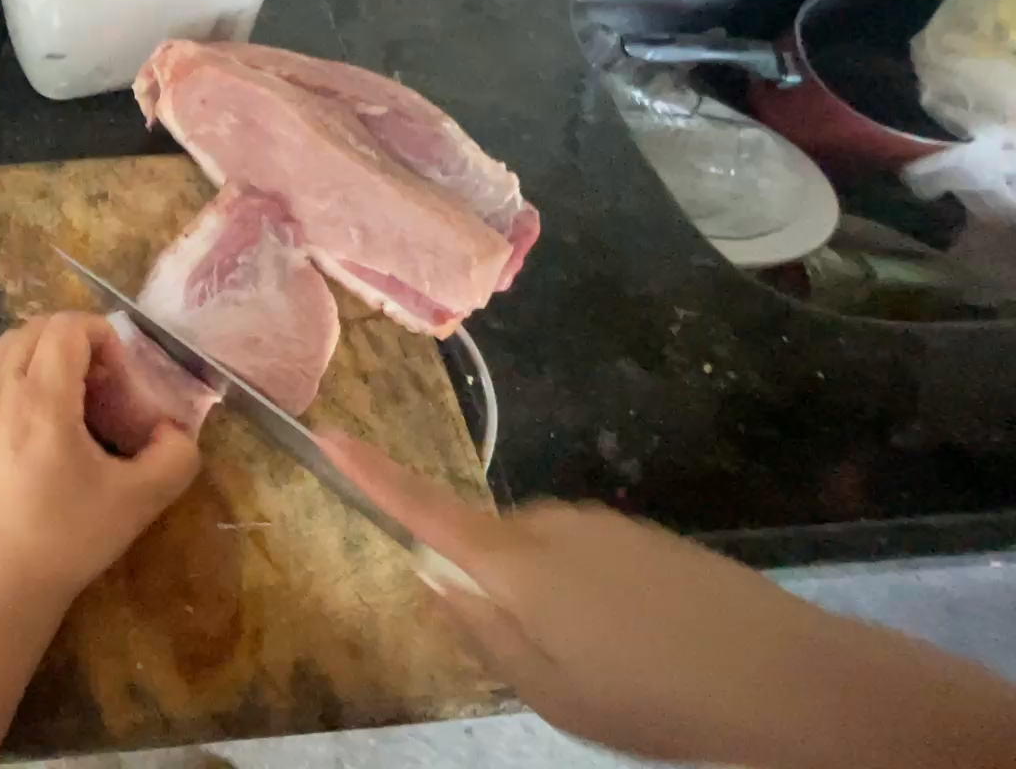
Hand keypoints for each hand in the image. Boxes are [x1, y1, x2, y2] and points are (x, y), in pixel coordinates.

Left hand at [0, 313, 201, 603]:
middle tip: (104, 381)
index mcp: (41, 398)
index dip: (103, 335)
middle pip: (36, 326)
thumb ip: (174, 457)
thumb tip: (174, 431)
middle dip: (76, 339)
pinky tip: (45, 415)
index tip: (121, 376)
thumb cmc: (68, 536)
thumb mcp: (138, 500)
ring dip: (47, 350)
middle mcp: (2, 390)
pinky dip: (23, 369)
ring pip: (10, 344)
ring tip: (75, 393)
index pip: (66, 327)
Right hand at [316, 431, 956, 768]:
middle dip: (493, 582)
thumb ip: (475, 627)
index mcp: (506, 560)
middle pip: (483, 539)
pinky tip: (646, 636)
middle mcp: (541, 522)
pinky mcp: (637, 530)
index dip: (366, 469)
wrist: (799, 684)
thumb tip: (431, 577)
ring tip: (611, 652)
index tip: (326, 431)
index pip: (416, 504)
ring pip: (537, 550)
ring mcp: (593, 521)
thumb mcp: (544, 689)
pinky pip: (583, 552)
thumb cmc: (648, 694)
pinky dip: (593, 589)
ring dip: (549, 591)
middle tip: (547, 651)